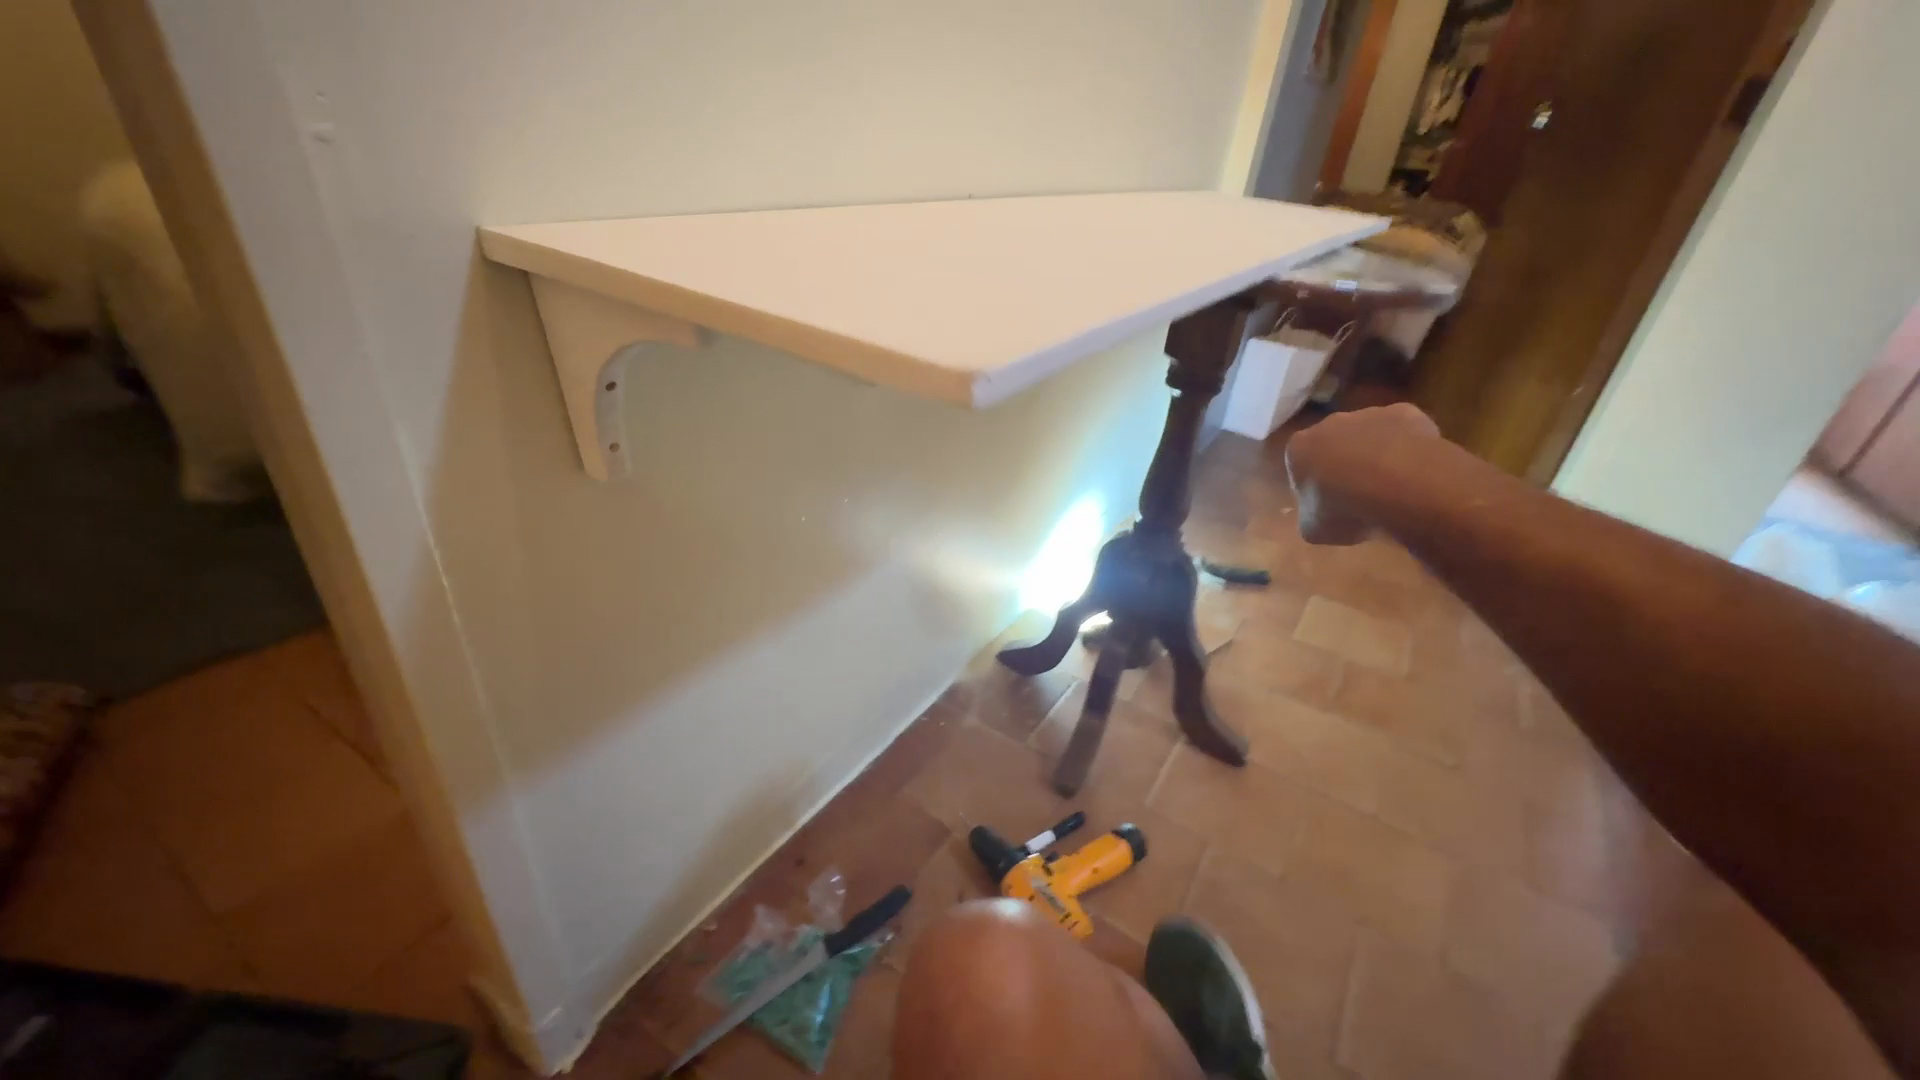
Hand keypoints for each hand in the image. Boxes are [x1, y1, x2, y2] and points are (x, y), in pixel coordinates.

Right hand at [1285, 404, 1440, 544]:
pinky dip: (1408, 448)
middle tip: (1360, 495)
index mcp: (1299, 449)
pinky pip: (1403, 431)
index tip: (1328, 505)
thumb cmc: (1346, 510)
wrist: (1402, 486)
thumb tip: (1321, 514)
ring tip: (1393, 487)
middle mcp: (1329, 423)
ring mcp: (1369, 414)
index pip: (1300, 465)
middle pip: (1333, 443)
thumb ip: (1312, 515)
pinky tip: (1416, 472)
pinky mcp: (1406, 412)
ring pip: (1369, 435)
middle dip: (1344, 464)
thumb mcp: (1314, 528)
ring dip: (1376, 455)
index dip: (1314, 486)